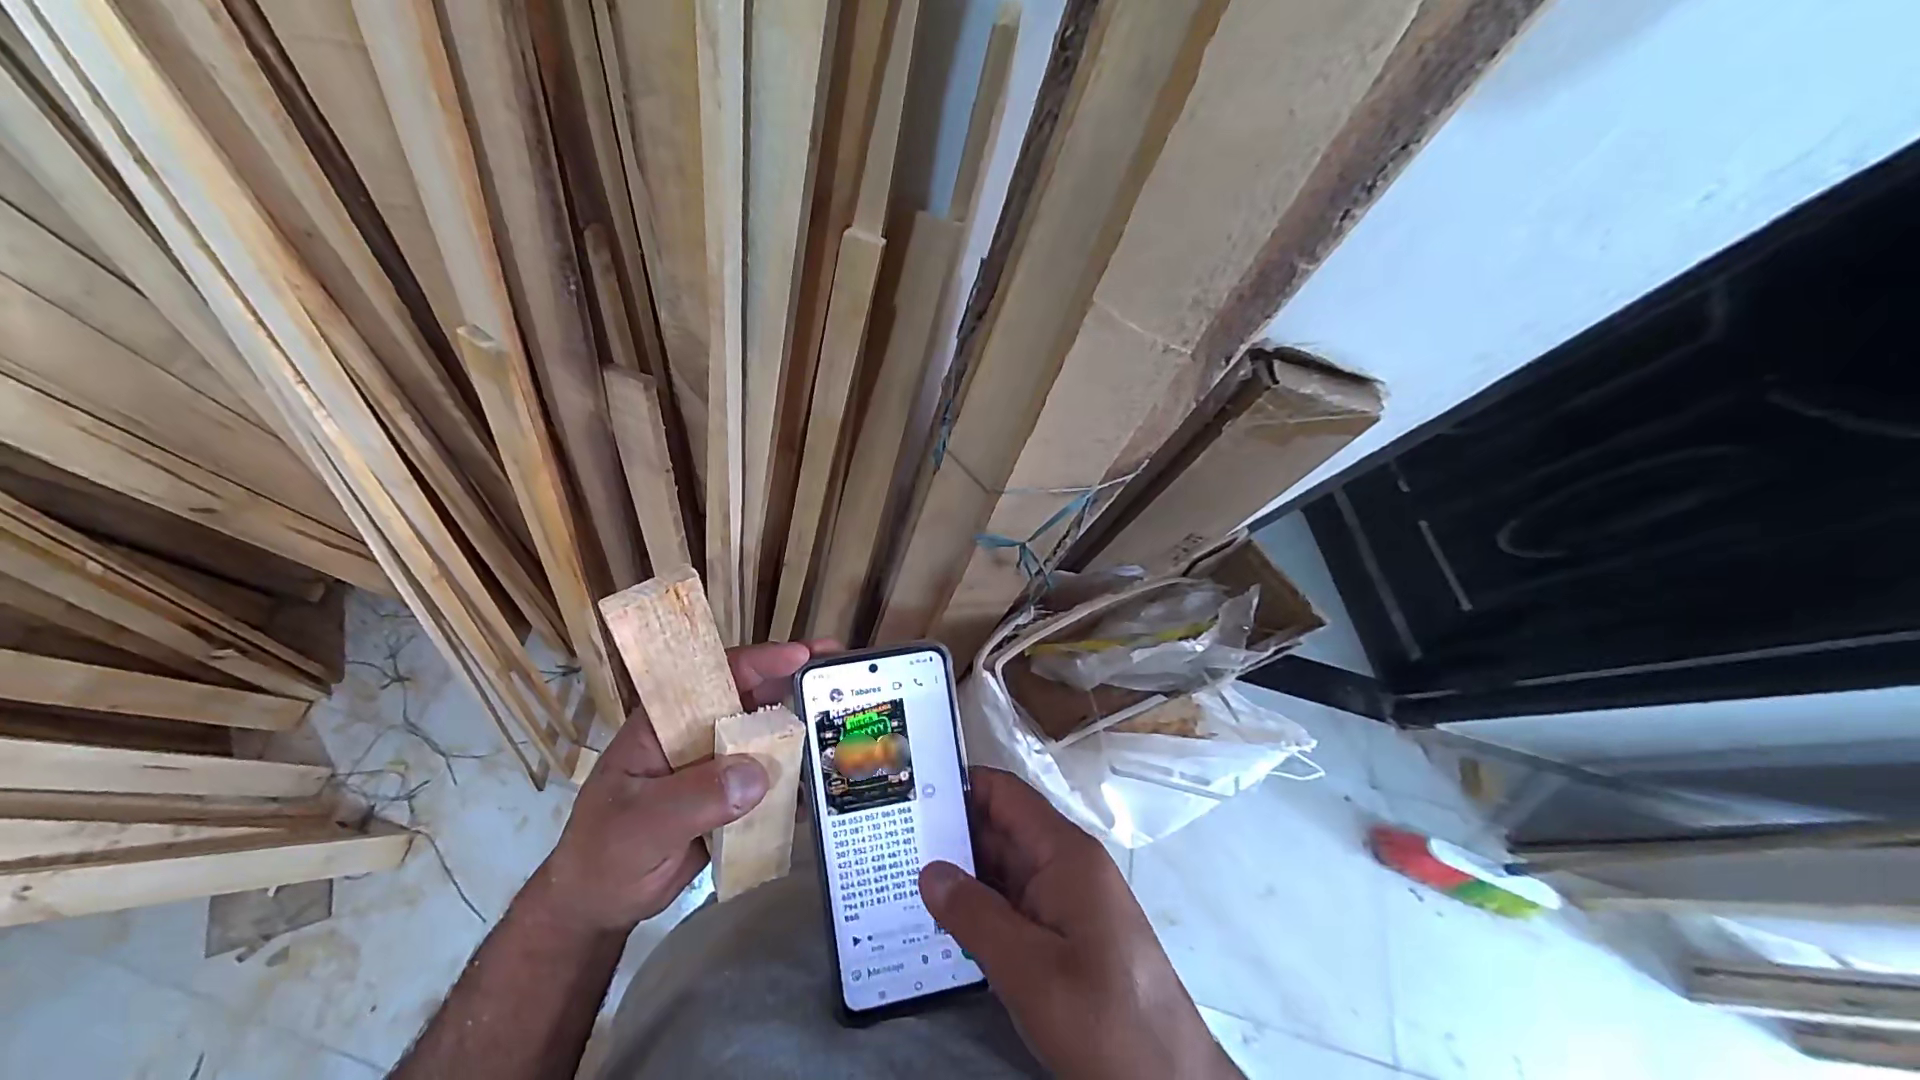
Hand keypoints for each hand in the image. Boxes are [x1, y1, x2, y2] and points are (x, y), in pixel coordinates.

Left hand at [530, 640, 837, 932]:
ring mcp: (717, 764)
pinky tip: (828, 782)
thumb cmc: (605, 856)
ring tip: (846, 728)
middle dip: (798, 684)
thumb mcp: (642, 826)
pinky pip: (772, 777)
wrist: (599, 906)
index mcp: (668, 722)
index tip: (804, 656)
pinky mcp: (733, 795)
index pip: (716, 676)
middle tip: (843, 679)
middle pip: (754, 698)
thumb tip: (758, 773)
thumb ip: (696, 798)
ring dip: (805, 731)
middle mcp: (698, 734)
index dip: (762, 661)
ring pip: (768, 736)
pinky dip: (799, 777)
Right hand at [919, 768, 1238, 1079]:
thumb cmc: (1102, 1015)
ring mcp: (1068, 902)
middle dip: (950, 834)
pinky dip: (981, 908)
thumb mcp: (1028, 969)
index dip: (960, 786)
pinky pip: (1016, 905)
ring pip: (1006, 872)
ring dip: (962, 876)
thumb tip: (929, 870)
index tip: (910, 792)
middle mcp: (1067, 867)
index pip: (1006, 796)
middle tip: (892, 841)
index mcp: (1065, 854)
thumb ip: (974, 915)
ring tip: (903, 877)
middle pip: (1001, 832)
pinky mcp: (1067, 935)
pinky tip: (944, 923)